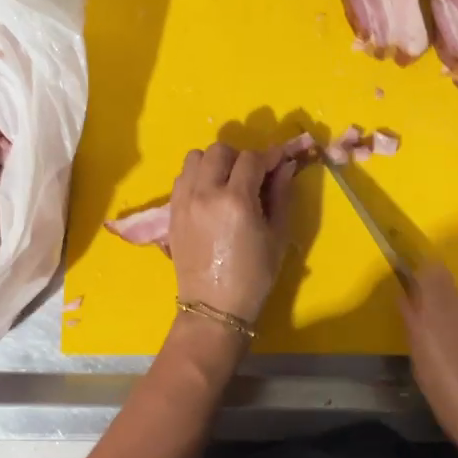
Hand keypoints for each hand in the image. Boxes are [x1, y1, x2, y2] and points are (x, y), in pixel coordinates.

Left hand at [168, 141, 297, 323]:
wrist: (214, 307)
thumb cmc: (254, 275)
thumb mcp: (277, 236)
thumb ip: (281, 195)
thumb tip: (285, 166)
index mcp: (236, 200)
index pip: (251, 158)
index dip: (268, 156)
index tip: (279, 162)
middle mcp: (205, 193)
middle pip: (220, 150)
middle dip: (240, 157)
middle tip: (252, 175)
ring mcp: (184, 201)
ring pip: (195, 158)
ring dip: (214, 162)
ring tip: (227, 182)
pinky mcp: (172, 211)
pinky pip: (182, 177)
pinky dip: (197, 176)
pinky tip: (209, 195)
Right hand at [400, 264, 457, 457]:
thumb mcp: (424, 363)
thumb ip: (416, 324)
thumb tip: (408, 295)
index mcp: (450, 310)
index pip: (433, 271)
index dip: (418, 277)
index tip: (404, 296)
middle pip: (449, 294)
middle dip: (431, 306)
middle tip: (416, 335)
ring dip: (449, 328)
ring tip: (437, 361)